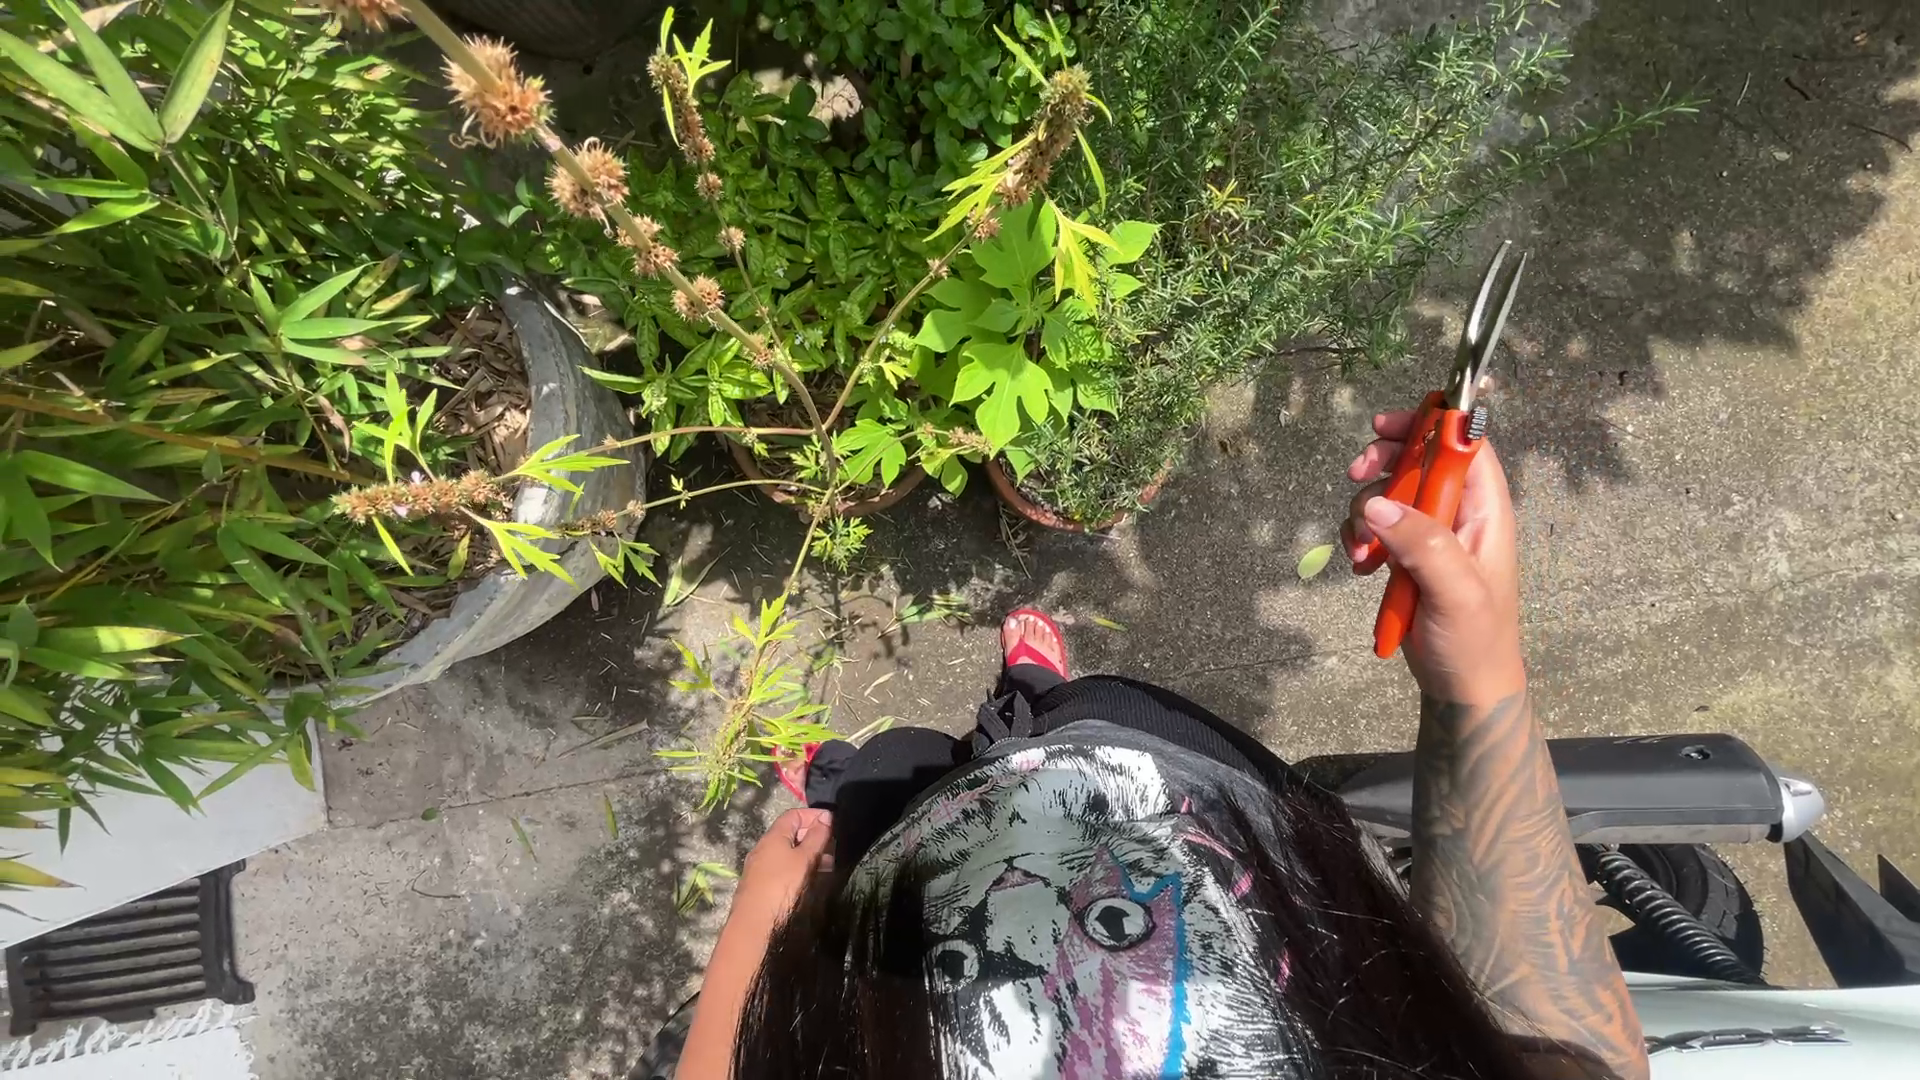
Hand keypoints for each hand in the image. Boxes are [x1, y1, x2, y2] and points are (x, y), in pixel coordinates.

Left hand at [727, 807, 832, 933]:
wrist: (753, 927)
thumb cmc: (781, 886)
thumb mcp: (805, 859)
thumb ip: (817, 836)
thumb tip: (826, 816)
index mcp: (772, 836)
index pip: (794, 814)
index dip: (814, 815)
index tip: (833, 824)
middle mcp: (763, 848)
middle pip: (791, 833)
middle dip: (813, 837)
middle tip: (834, 848)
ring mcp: (759, 868)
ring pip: (788, 853)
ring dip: (808, 855)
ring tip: (827, 868)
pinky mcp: (760, 886)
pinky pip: (783, 868)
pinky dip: (799, 869)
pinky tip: (810, 882)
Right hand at [1341, 410, 1524, 703]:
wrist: (1461, 683)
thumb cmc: (1474, 638)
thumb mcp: (1455, 590)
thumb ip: (1421, 544)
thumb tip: (1374, 505)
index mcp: (1484, 511)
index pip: (1463, 446)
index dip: (1430, 424)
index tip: (1384, 425)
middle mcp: (1456, 514)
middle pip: (1416, 461)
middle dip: (1381, 464)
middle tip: (1355, 475)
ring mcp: (1427, 535)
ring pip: (1386, 496)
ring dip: (1362, 515)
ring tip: (1362, 553)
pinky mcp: (1404, 555)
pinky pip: (1372, 528)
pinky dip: (1358, 540)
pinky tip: (1361, 567)